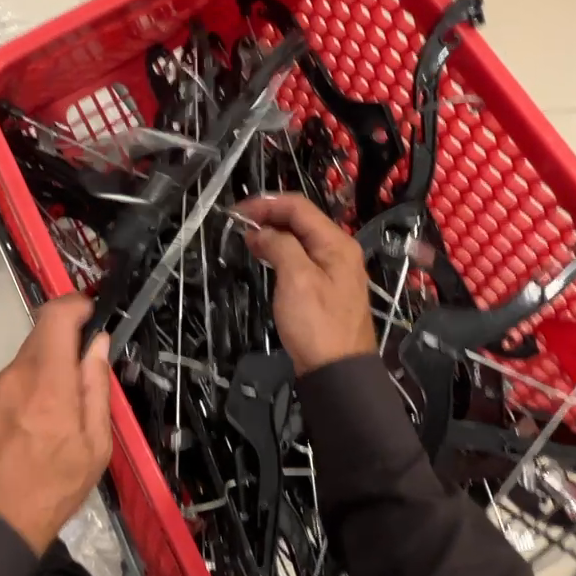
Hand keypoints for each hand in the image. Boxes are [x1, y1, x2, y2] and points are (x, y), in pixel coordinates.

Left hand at [0, 295, 112, 554]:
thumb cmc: (52, 489)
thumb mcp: (95, 446)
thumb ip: (96, 388)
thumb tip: (97, 344)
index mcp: (48, 383)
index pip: (56, 317)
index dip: (74, 305)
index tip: (88, 312)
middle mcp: (13, 376)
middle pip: (40, 340)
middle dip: (61, 351)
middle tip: (75, 384)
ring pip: (21, 367)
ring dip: (38, 380)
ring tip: (44, 426)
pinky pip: (2, 387)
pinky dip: (16, 398)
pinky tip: (19, 435)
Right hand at [236, 194, 376, 376]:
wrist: (337, 371)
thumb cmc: (317, 324)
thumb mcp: (296, 279)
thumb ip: (279, 246)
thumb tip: (260, 232)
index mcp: (336, 243)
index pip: (299, 207)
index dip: (266, 204)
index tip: (237, 212)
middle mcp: (338, 250)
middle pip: (301, 220)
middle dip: (269, 216)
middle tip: (238, 224)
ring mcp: (333, 269)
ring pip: (299, 239)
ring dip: (273, 233)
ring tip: (247, 238)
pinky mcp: (324, 287)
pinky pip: (301, 257)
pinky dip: (280, 251)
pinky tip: (264, 256)